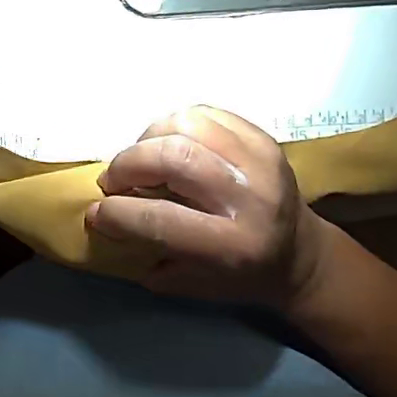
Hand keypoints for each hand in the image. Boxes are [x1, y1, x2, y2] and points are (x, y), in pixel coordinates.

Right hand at [84, 106, 325, 310]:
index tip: (96, 213)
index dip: (116, 213)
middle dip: (127, 165)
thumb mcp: (191, 283)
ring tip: (141, 159)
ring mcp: (260, 161)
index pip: (160, 219)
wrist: (301, 255)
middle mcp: (250, 199)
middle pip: (174, 159)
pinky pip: (204, 113)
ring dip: (147, 140)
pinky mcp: (262, 138)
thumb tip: (100, 219)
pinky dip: (172, 124)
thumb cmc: (239, 277)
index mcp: (233, 245)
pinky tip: (166, 144)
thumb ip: (146, 252)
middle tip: (113, 180)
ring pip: (185, 125)